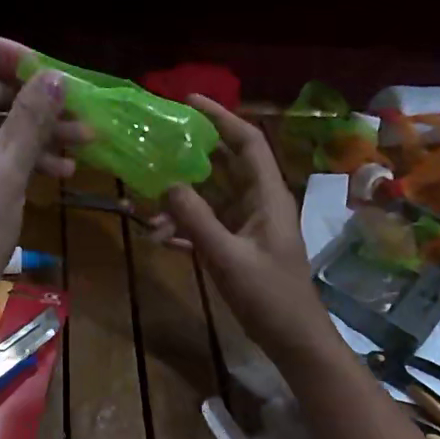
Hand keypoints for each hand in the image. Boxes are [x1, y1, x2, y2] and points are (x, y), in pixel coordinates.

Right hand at [157, 94, 329, 354]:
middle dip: (190, 159)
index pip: (246, 142)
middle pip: (223, 167)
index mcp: (267, 196)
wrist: (291, 336)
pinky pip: (205, 228)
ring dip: (179, 205)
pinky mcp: (236, 248)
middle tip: (155, 149)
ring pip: (209, 201)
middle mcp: (258, 203)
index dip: (221, 118)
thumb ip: (196, 219)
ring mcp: (246, 227)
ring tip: (148, 215)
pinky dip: (183, 230)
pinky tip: (159, 239)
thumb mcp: (227, 256)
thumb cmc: (268, 295)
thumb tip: (167, 185)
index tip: (189, 102)